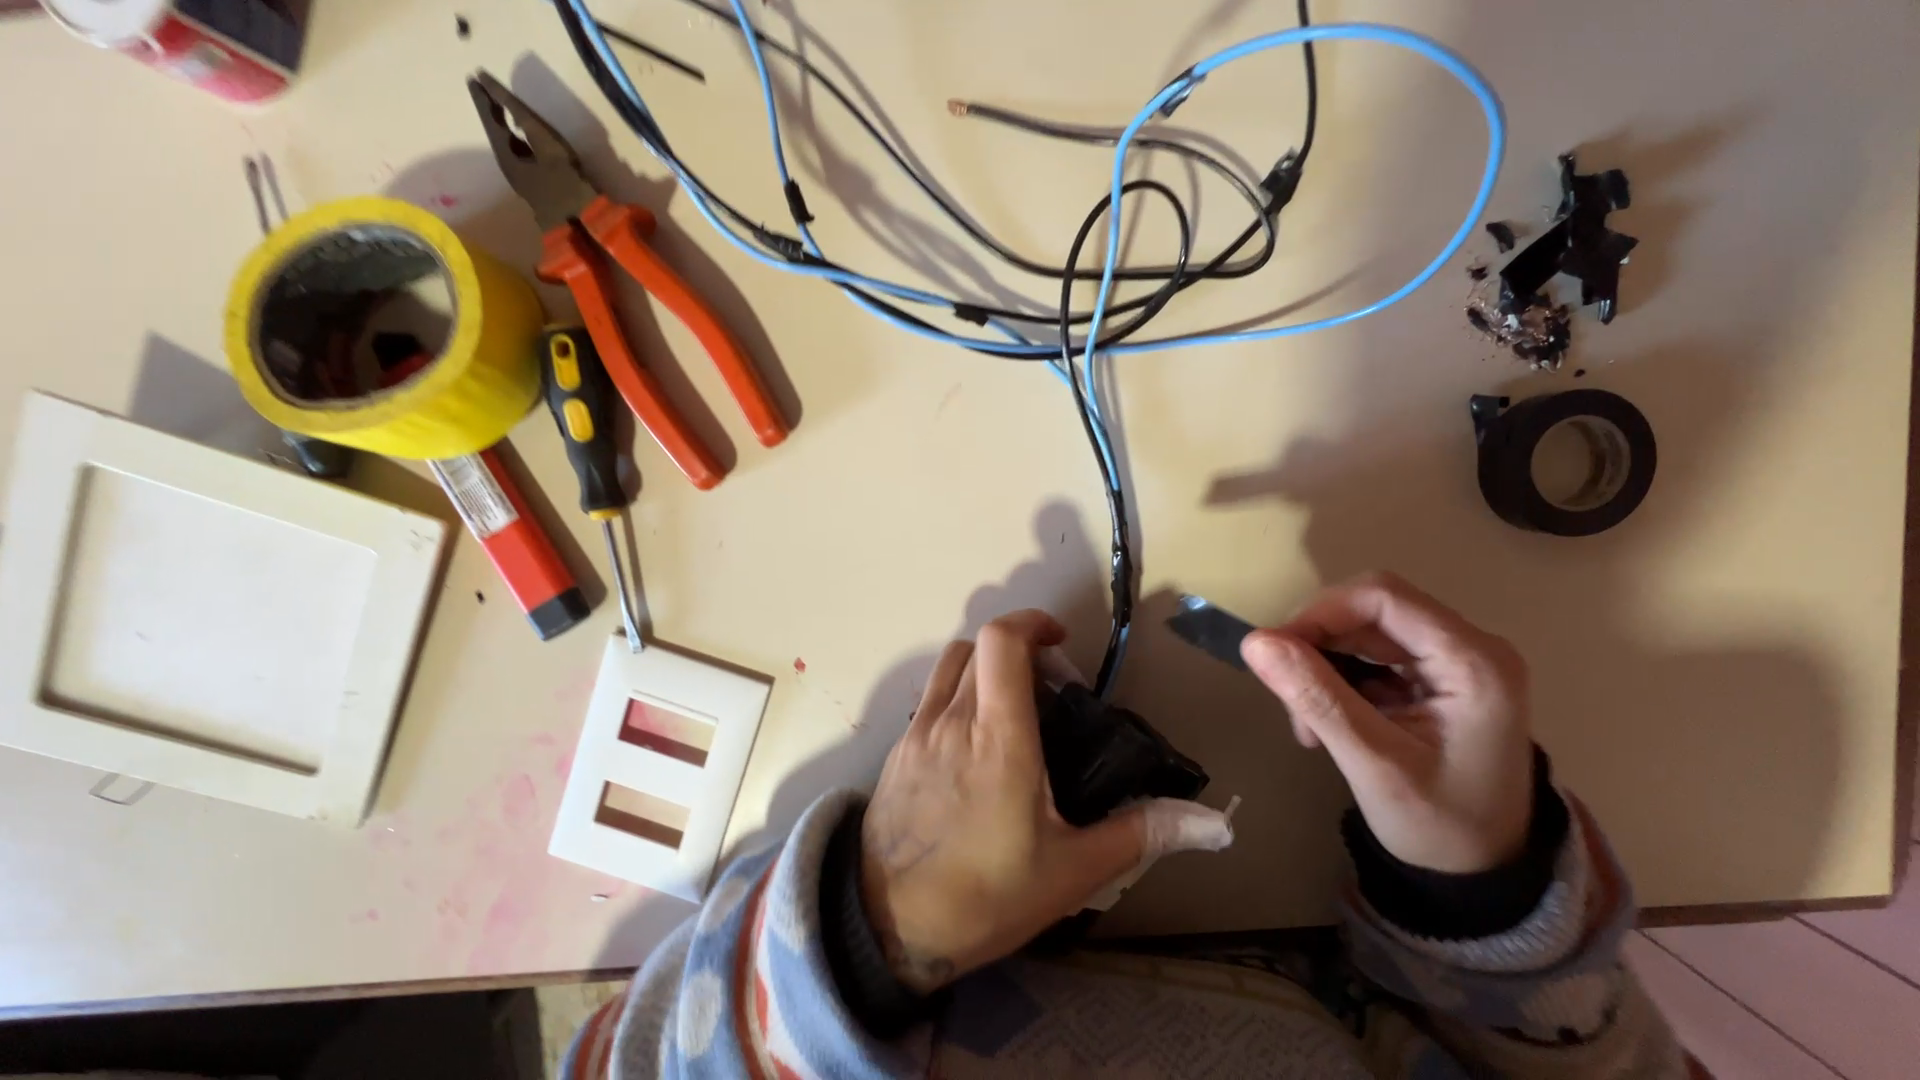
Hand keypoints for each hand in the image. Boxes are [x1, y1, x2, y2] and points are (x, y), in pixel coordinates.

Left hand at [861, 610, 1232, 993]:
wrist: (886, 929)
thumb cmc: (985, 896)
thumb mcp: (1072, 871)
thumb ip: (1140, 834)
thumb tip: (1214, 825)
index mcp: (997, 735)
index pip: (1002, 641)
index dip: (1032, 622)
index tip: (1060, 640)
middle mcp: (950, 720)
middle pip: (977, 648)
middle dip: (1018, 650)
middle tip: (1051, 690)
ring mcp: (915, 735)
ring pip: (947, 668)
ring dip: (982, 668)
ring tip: (1014, 711)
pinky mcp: (894, 756)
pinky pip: (927, 701)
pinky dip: (956, 697)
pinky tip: (975, 749)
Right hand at [1240, 572, 1533, 874]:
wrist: (1484, 875)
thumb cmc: (1439, 825)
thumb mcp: (1372, 762)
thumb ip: (1316, 697)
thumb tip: (1254, 642)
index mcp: (1472, 660)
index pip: (1382, 597)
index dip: (1319, 612)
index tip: (1275, 653)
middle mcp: (1469, 646)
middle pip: (1372, 609)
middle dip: (1318, 645)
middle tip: (1287, 698)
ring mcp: (1454, 661)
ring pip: (1365, 631)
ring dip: (1323, 665)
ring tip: (1307, 723)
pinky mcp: (1437, 678)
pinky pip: (1373, 655)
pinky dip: (1338, 680)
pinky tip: (1325, 721)